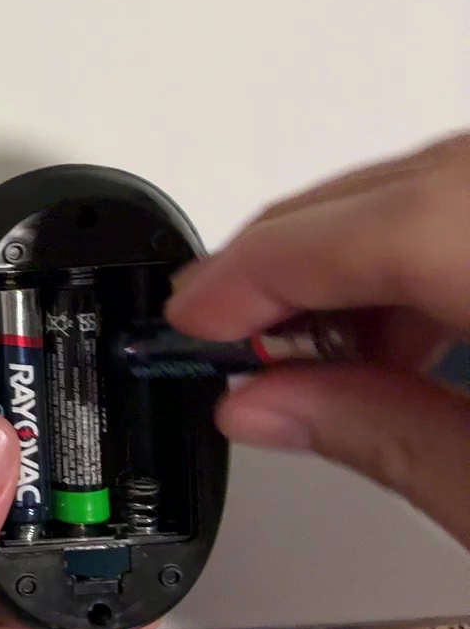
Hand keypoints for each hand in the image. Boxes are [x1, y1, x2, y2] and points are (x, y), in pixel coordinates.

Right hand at [165, 131, 469, 547]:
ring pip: (457, 180)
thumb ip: (393, 448)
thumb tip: (257, 407)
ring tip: (326, 341)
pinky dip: (438, 252)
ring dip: (363, 253)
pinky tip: (428, 329)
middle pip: (420, 185)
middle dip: (292, 255)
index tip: (185, 322)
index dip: (254, 272)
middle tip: (228, 330)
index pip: (394, 230)